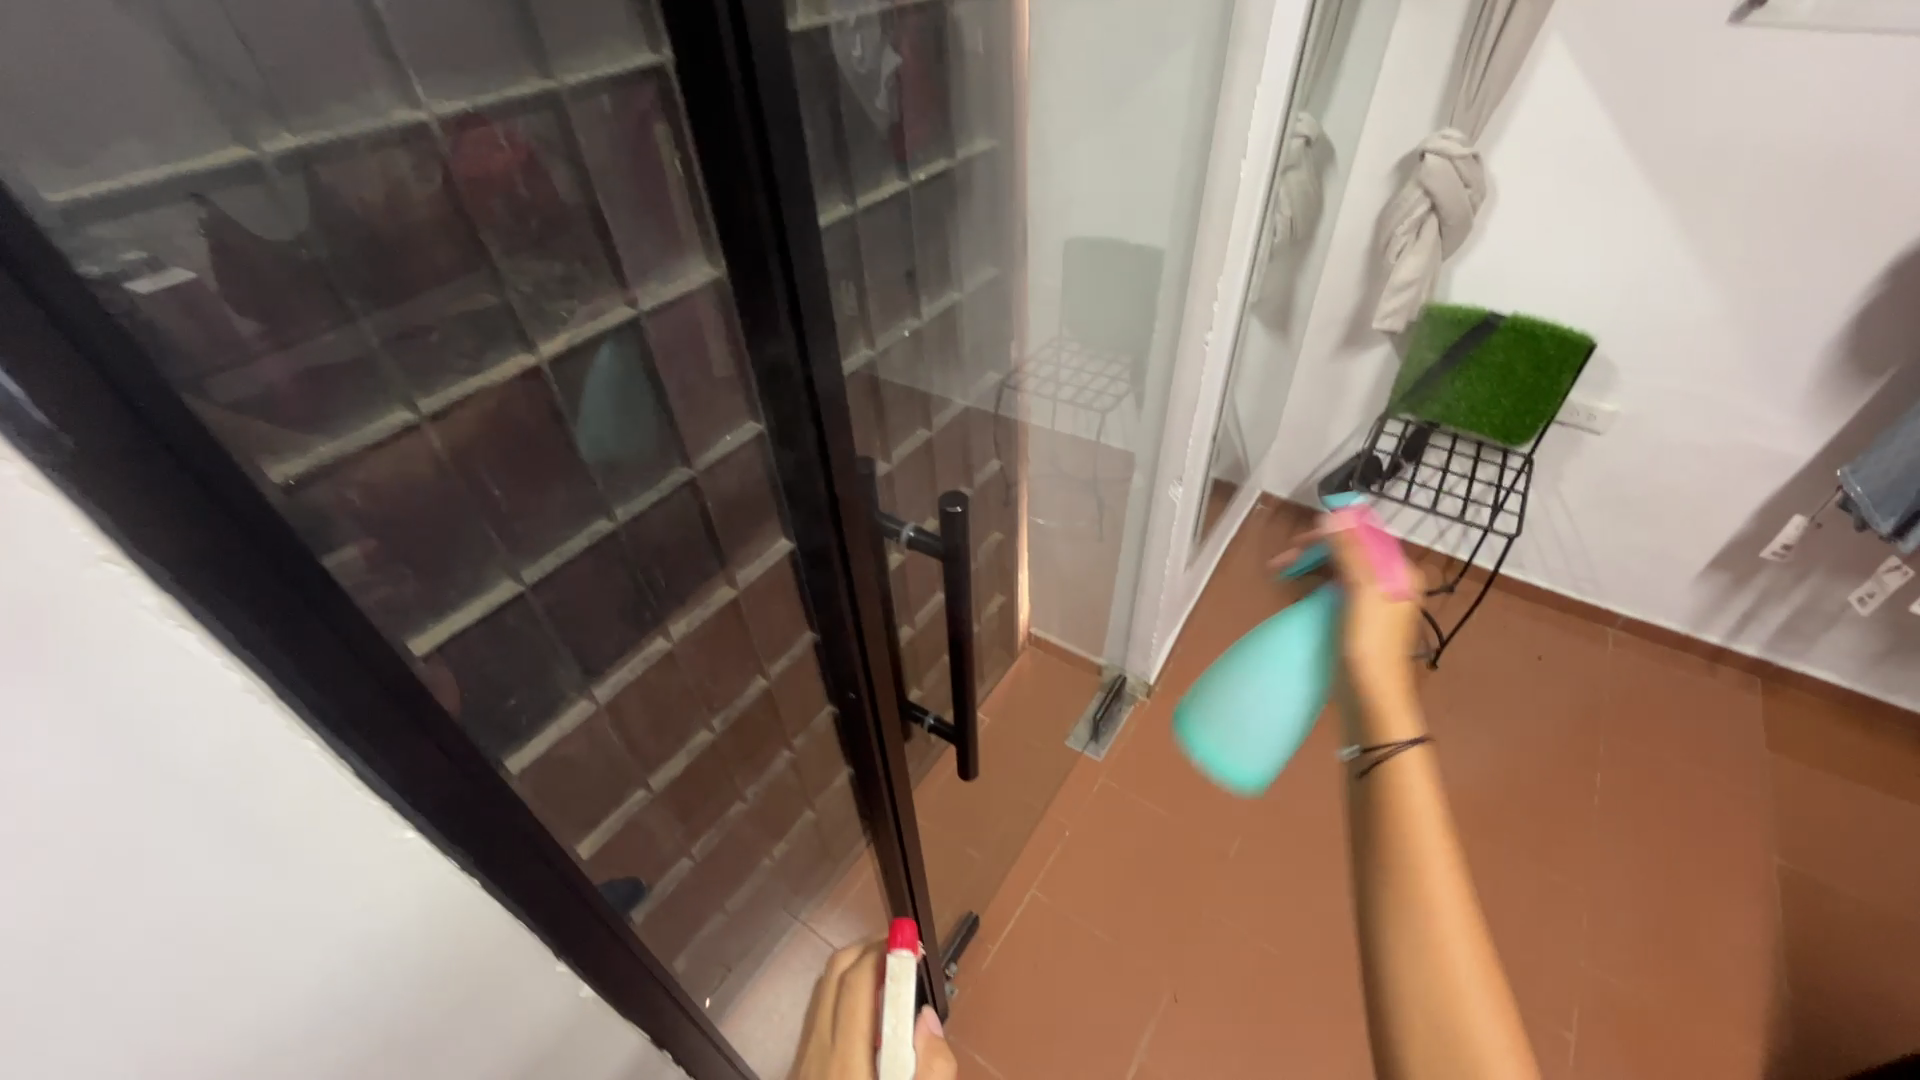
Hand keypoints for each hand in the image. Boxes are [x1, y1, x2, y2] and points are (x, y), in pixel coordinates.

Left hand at [790, 943, 956, 1079]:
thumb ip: (932, 1070)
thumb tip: (926, 1020)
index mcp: (845, 1064)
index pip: (858, 982)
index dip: (886, 953)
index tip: (912, 943)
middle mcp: (815, 1056)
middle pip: (836, 974)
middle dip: (870, 952)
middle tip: (906, 957)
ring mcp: (801, 1065)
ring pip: (824, 992)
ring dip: (856, 974)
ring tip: (893, 985)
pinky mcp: (797, 1075)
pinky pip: (819, 1018)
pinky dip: (843, 1000)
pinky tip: (871, 1025)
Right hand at [1272, 515, 1425, 722]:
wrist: (1371, 700)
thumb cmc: (1368, 646)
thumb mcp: (1361, 591)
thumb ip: (1348, 552)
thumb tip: (1330, 517)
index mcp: (1399, 573)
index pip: (1362, 536)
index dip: (1329, 534)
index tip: (1296, 542)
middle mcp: (1389, 584)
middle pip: (1347, 553)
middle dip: (1313, 553)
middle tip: (1280, 563)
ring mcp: (1372, 604)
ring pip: (1336, 572)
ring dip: (1308, 569)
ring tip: (1280, 576)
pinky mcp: (1354, 621)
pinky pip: (1330, 592)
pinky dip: (1311, 588)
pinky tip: (1293, 593)